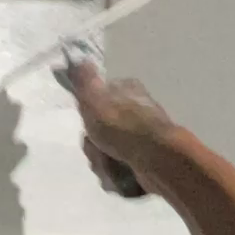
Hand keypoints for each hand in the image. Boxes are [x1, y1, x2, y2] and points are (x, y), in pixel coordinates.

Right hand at [67, 62, 176, 195]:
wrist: (156, 160)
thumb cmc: (122, 126)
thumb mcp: (95, 98)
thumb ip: (84, 80)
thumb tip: (78, 58)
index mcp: (127, 91)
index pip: (98, 98)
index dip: (88, 114)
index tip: (87, 123)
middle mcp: (137, 111)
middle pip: (99, 129)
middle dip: (93, 144)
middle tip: (98, 147)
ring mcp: (142, 137)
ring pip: (106, 151)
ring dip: (102, 162)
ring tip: (110, 166)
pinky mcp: (145, 160)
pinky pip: (119, 169)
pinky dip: (115, 175)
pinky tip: (119, 176)